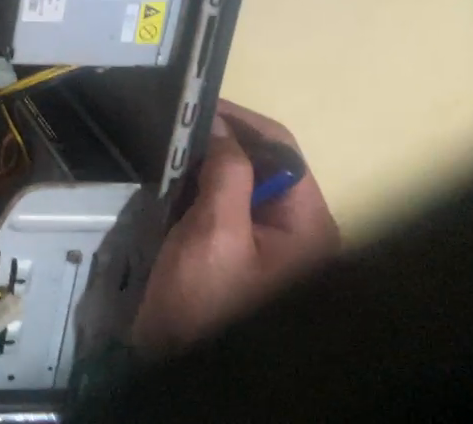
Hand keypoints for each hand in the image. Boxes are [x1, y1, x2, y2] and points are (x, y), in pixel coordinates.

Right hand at [133, 100, 340, 354]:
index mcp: (308, 225)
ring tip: (164, 154)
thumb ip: (223, 173)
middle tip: (170, 131)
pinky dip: (199, 191)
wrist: (183, 364)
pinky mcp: (244, 255)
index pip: (281, 150)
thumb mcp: (214, 234)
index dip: (239, 122)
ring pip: (241, 184)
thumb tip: (218, 123)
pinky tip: (170, 187)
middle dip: (218, 144)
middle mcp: (298, 230)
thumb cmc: (208, 304)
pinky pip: (226, 207)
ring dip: (204, 167)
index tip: (191, 106)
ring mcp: (272, 245)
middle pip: (263, 165)